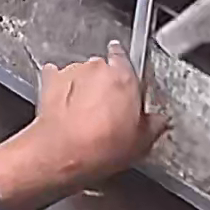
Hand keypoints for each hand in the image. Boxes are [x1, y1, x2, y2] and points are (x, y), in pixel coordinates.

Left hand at [0, 41, 169, 209]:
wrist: (62, 150)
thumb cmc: (101, 145)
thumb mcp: (141, 142)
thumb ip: (153, 124)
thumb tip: (159, 121)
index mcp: (124, 77)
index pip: (125, 59)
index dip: (123, 68)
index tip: (123, 77)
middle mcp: (97, 68)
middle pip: (102, 69)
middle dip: (103, 85)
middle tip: (105, 109)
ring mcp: (72, 71)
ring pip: (80, 74)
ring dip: (82, 87)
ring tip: (82, 113)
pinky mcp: (50, 79)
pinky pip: (56, 77)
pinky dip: (60, 88)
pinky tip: (63, 105)